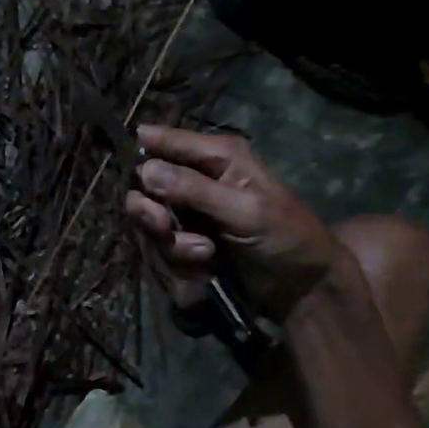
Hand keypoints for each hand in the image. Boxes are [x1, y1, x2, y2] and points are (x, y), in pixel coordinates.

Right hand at [123, 124, 343, 324]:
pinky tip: (208, 269)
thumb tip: (145, 170)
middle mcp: (196, 179)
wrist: (302, 287)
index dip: (141, 151)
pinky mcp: (186, 242)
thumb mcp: (244, 210)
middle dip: (150, 212)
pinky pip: (162, 250)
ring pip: (150, 223)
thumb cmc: (286, 236)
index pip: (164, 140)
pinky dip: (182, 263)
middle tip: (164, 227)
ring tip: (206, 254)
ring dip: (174, 244)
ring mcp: (189, 213)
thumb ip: (194, 190)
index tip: (126, 173)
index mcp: (217, 157)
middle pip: (144, 186)